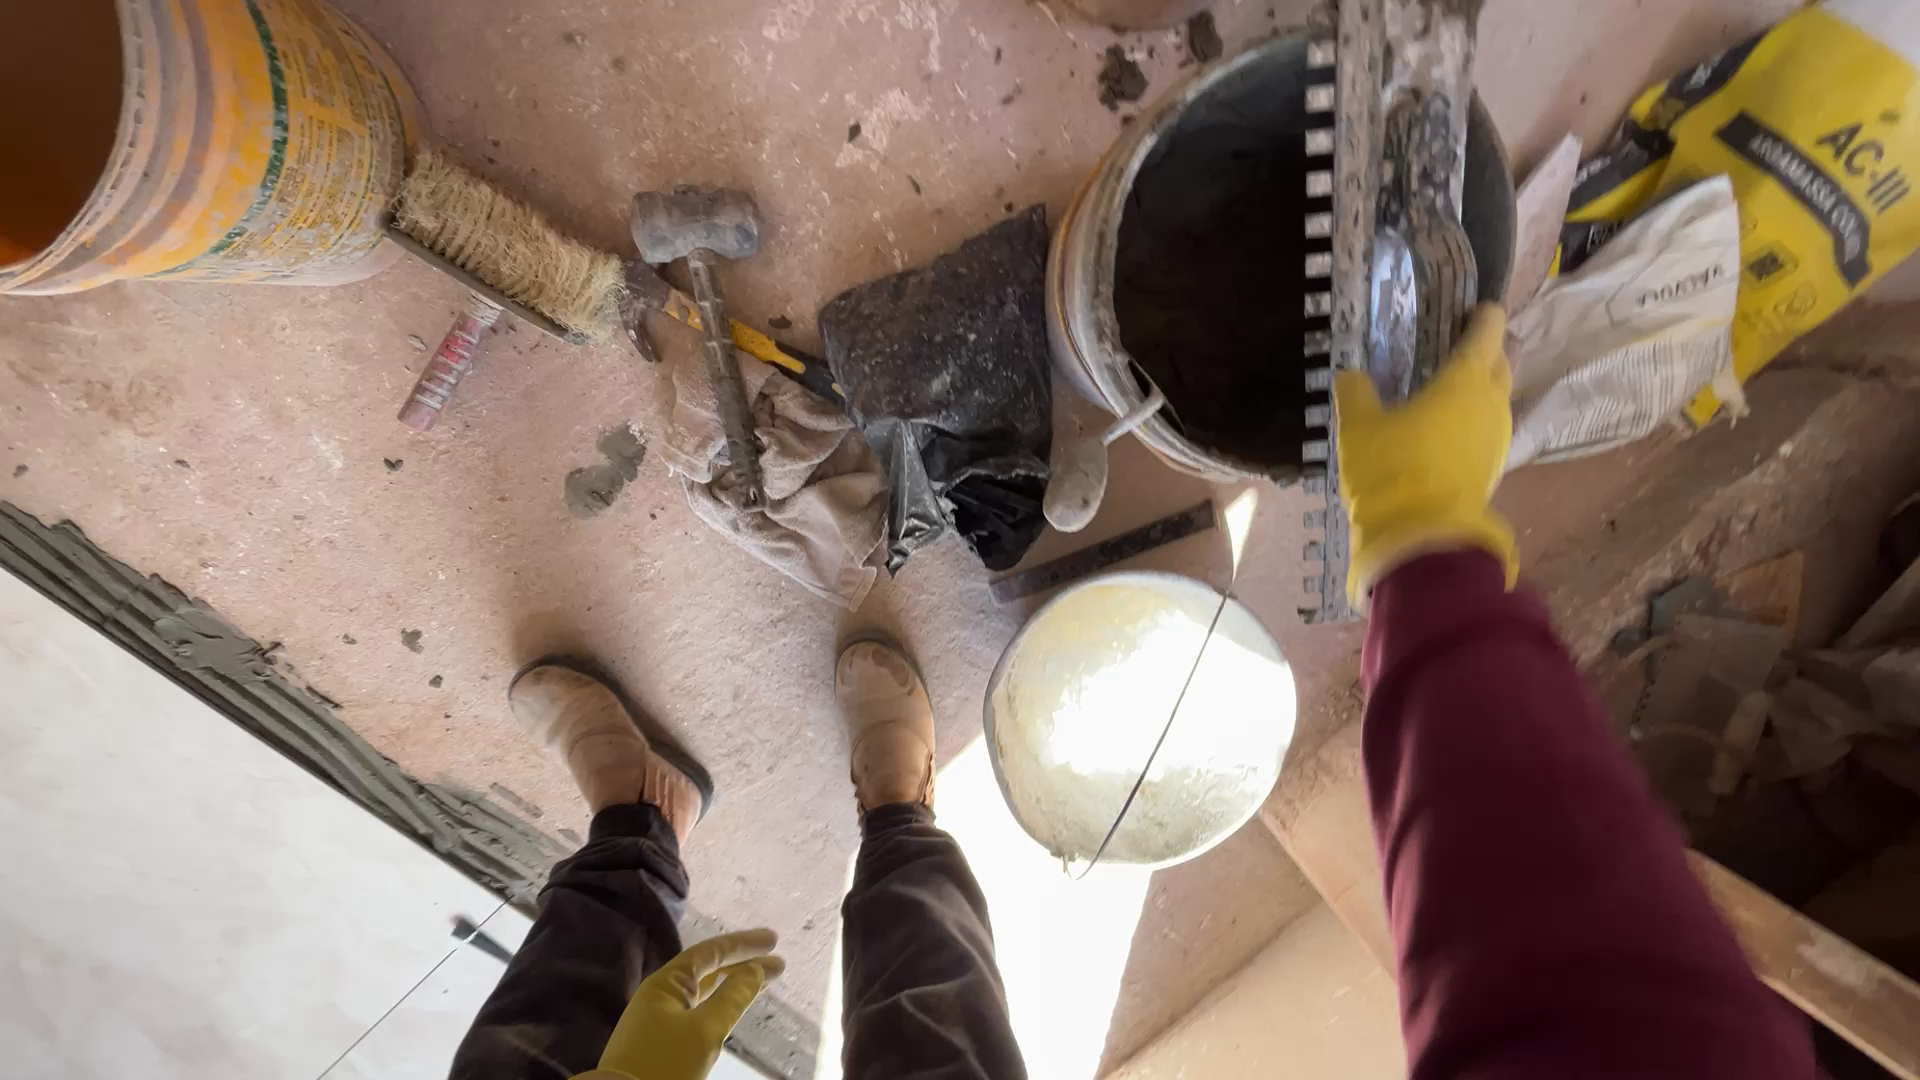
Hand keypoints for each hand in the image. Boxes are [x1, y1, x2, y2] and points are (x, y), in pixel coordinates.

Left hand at [577, 929, 785, 1079]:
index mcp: (666, 983)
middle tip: (779, 965)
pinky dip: (721, 1005)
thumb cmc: (663, 1067)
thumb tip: (756, 969)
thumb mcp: (704, 1031)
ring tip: (763, 984)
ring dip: (734, 986)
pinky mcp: (659, 1045)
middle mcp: (661, 995)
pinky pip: (698, 1012)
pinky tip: (732, 1010)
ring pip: (704, 993)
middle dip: (744, 965)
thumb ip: (733, 996)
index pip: (712, 952)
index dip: (744, 944)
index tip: (774, 941)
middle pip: (709, 969)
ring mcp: (658, 1021)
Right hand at [1332, 304, 1517, 606]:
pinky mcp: (1492, 465)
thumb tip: (1351, 374)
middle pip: (1499, 363)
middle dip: (1484, 350)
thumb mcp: (1357, 428)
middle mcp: (1492, 402)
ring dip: (1478, 388)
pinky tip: (1447, 428)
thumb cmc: (1389, 470)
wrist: (1419, 535)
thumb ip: (1355, 394)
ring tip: (1448, 388)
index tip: (1473, 307)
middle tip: (1456, 346)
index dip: (1480, 316)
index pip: (1485, 333)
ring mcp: (1497, 436)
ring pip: (1496, 398)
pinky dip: (1471, 419)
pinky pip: (1486, 428)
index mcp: (1464, 381)